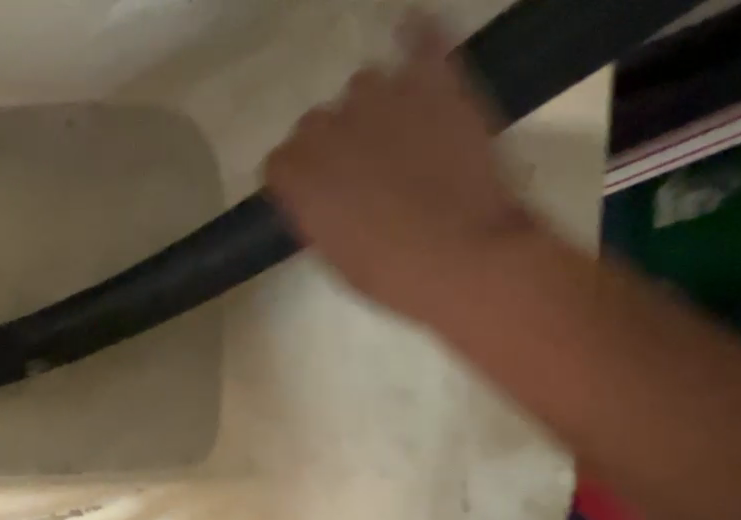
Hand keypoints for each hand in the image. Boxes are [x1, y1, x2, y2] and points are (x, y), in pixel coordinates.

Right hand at [264, 14, 535, 324]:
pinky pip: (423, 42)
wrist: (462, 256)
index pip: (279, 160)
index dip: (297, 175)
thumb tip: (318, 190)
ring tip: (393, 125)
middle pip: (315, 121)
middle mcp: (328, 130)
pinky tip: (411, 28)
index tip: (315, 191)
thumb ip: (314, 207)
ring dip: (370, 102)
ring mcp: (384, 102)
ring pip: (362, 83)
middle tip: (358, 166)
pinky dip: (417, 35)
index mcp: (295, 177)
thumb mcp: (328, 248)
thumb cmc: (386, 270)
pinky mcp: (438, 85)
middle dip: (332, 140)